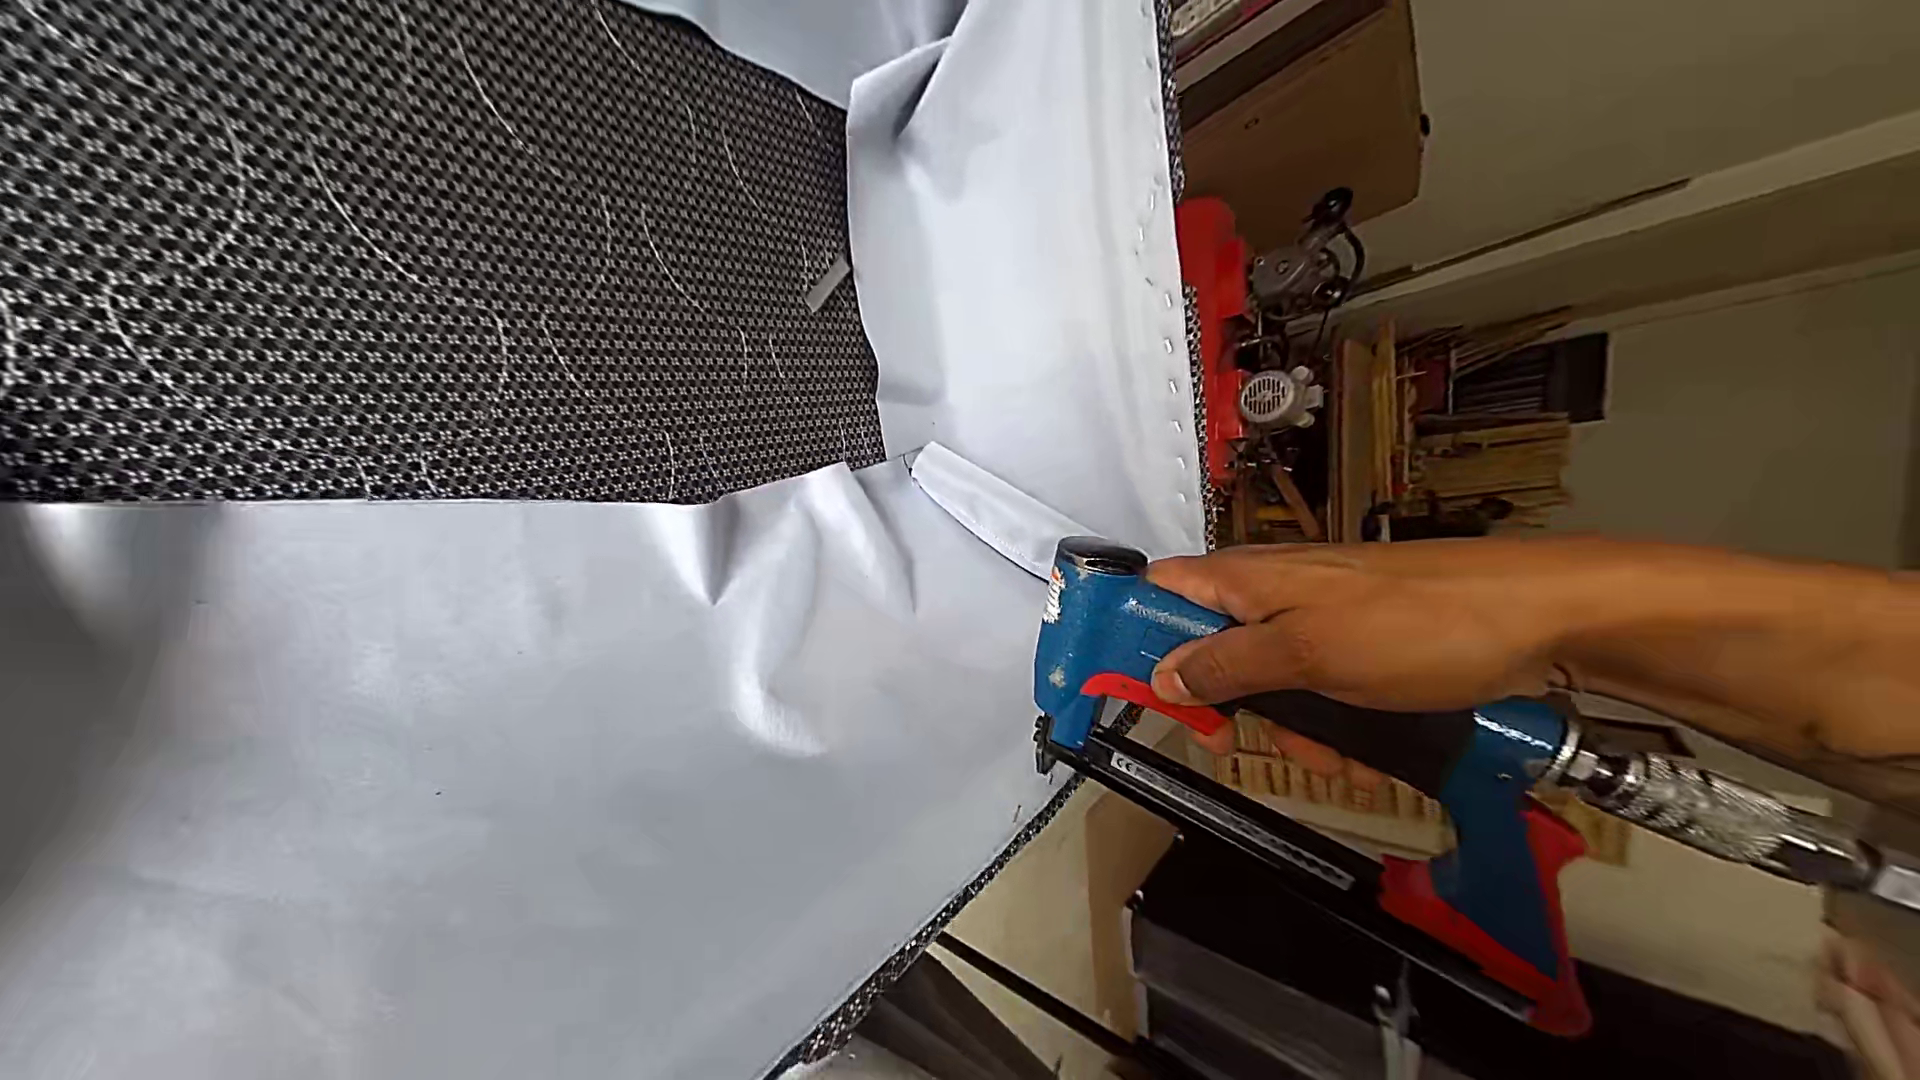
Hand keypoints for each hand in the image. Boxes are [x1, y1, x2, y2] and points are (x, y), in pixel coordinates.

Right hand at [1144, 542, 1579, 759]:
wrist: (1537, 617)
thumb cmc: (1410, 626)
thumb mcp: (1303, 654)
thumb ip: (1223, 665)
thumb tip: (1161, 676)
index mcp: (1238, 580)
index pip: (1156, 591)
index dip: (1135, 633)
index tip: (1136, 684)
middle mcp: (1263, 591)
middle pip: (1203, 641)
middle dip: (1215, 697)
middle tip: (1227, 739)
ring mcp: (1306, 614)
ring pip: (1257, 671)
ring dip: (1277, 719)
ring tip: (1322, 755)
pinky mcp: (1344, 638)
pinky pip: (1305, 680)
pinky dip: (1318, 716)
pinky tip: (1352, 749)